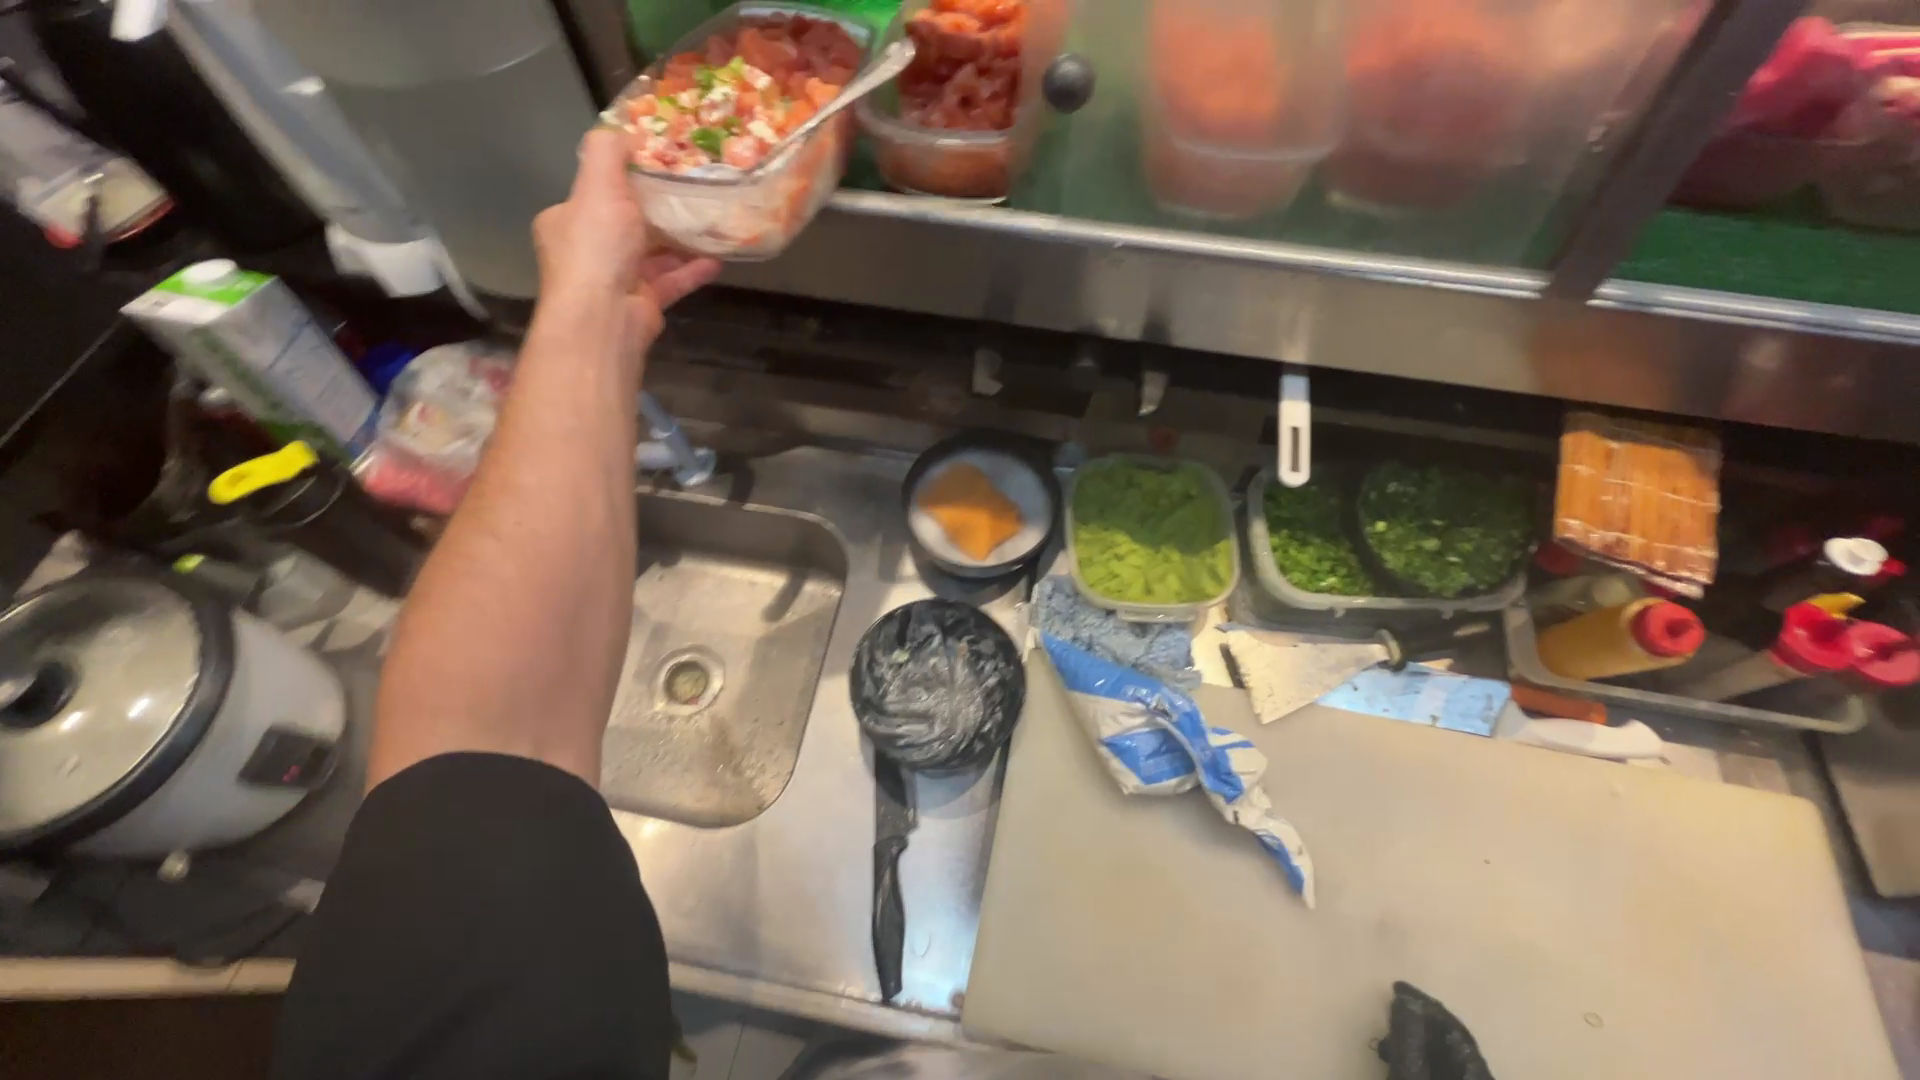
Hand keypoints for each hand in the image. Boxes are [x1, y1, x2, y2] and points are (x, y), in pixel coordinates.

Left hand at [532, 129, 720, 355]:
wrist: (605, 316)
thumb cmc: (597, 248)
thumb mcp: (598, 186)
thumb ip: (608, 153)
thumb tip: (624, 132)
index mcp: (566, 221)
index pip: (594, 193)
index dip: (622, 178)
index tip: (656, 166)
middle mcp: (589, 251)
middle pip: (627, 223)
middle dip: (657, 209)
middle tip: (690, 191)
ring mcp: (617, 279)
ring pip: (653, 254)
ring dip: (681, 240)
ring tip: (710, 222)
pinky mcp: (644, 302)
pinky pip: (672, 281)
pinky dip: (692, 269)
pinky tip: (716, 258)